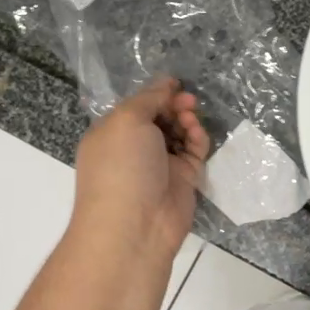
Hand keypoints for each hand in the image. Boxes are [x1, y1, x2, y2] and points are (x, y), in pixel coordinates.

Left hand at [70, 78, 208, 261]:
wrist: (135, 226)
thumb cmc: (121, 167)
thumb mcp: (126, 120)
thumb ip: (148, 99)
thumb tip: (166, 84)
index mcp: (112, 133)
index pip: (136, 106)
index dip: (155, 93)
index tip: (175, 84)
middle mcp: (134, 148)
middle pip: (160, 117)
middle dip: (174, 105)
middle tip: (187, 100)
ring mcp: (160, 165)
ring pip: (179, 133)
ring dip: (186, 120)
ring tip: (190, 116)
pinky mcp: (183, 179)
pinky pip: (194, 151)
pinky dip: (197, 138)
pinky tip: (196, 132)